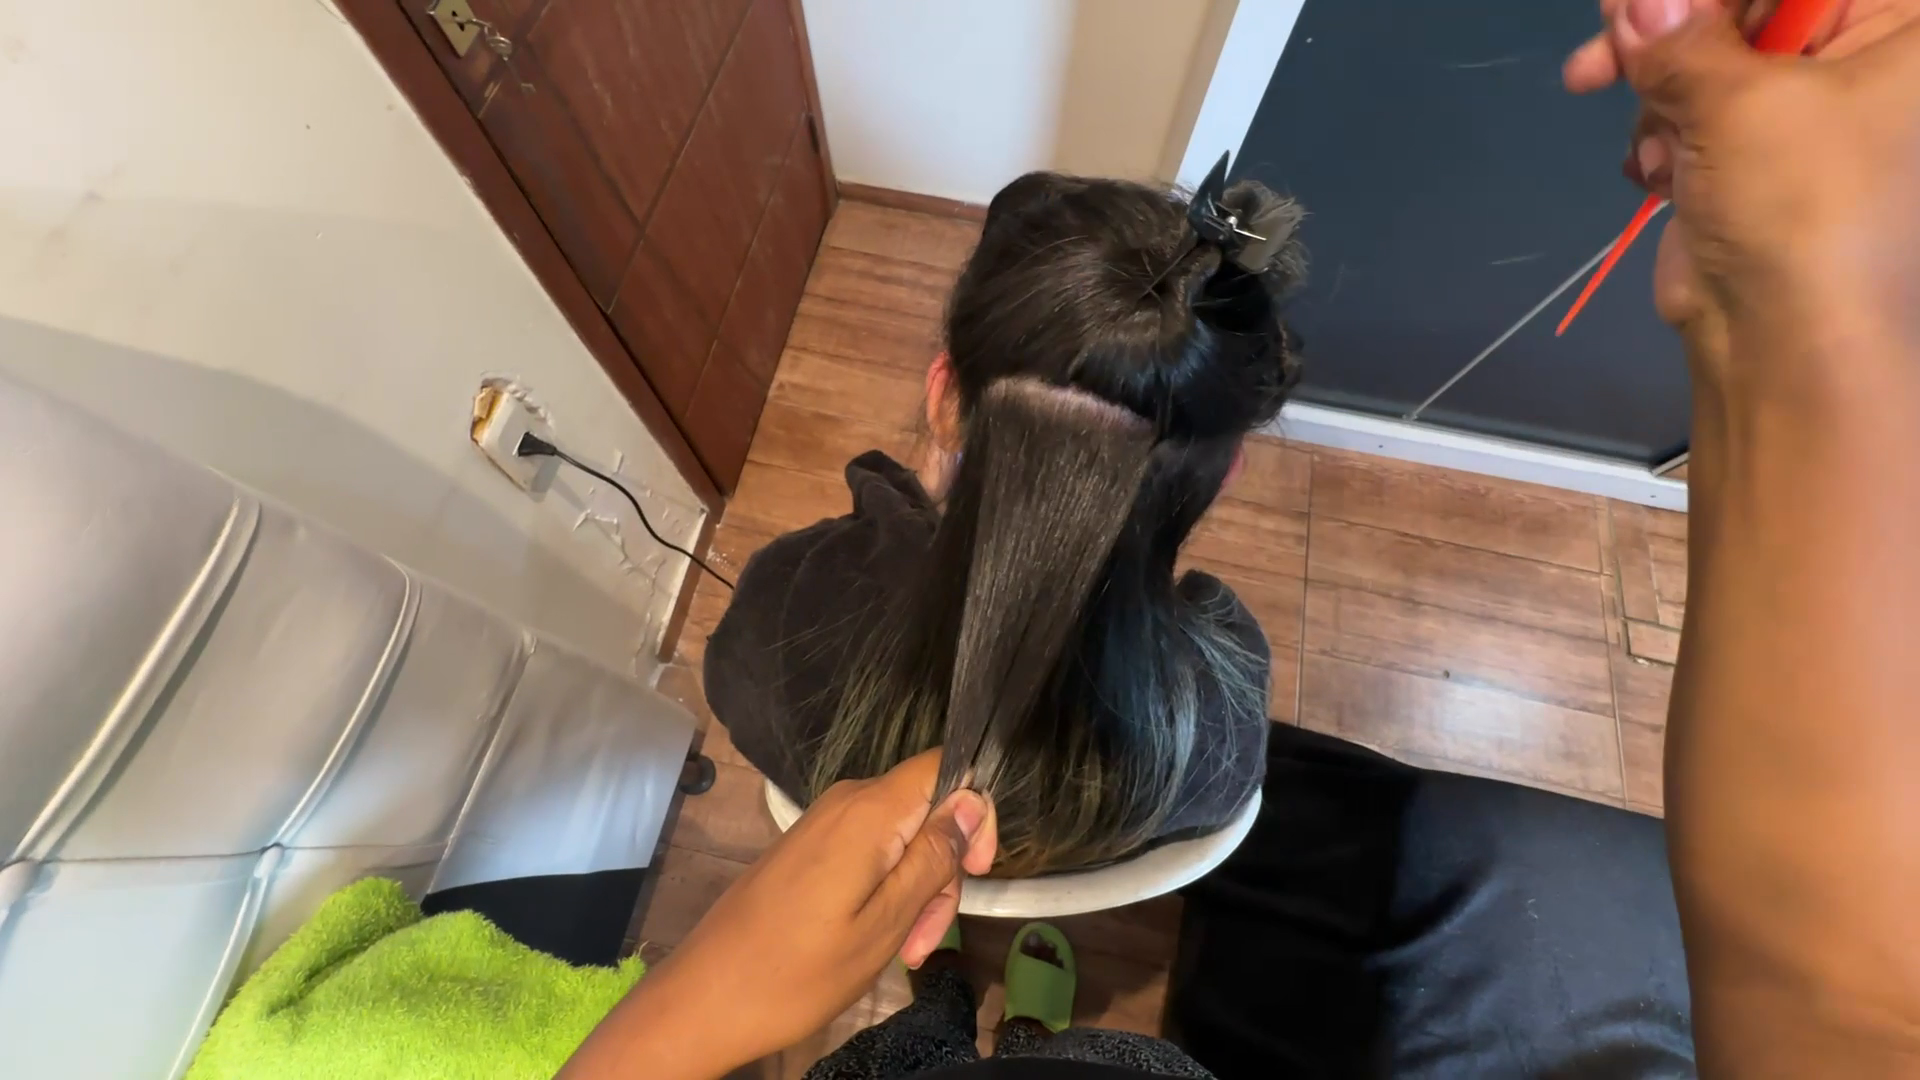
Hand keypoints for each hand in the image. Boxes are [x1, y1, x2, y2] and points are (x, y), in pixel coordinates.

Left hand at [559, 750, 995, 1079]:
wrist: (701, 998)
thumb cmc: (797, 970)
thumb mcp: (883, 924)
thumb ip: (933, 857)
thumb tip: (973, 799)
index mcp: (869, 810)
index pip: (945, 765)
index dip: (975, 808)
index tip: (977, 870)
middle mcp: (849, 799)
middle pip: (925, 808)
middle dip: (941, 870)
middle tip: (926, 939)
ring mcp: (826, 820)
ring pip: (900, 834)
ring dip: (915, 889)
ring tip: (903, 952)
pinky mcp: (812, 843)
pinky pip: (870, 847)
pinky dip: (886, 888)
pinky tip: (877, 936)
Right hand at [1566, 0, 1919, 382]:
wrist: (1777, 321)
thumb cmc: (1799, 200)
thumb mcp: (1739, 107)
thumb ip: (1680, 46)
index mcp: (1898, 19)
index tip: (1632, 11)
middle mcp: (1859, 49)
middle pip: (1738, 14)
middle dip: (1663, 46)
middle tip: (1590, 70)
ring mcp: (1798, 102)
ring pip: (1697, 69)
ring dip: (1657, 110)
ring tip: (1658, 158)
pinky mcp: (1744, 149)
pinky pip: (1683, 117)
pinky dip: (1658, 144)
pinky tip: (1660, 175)